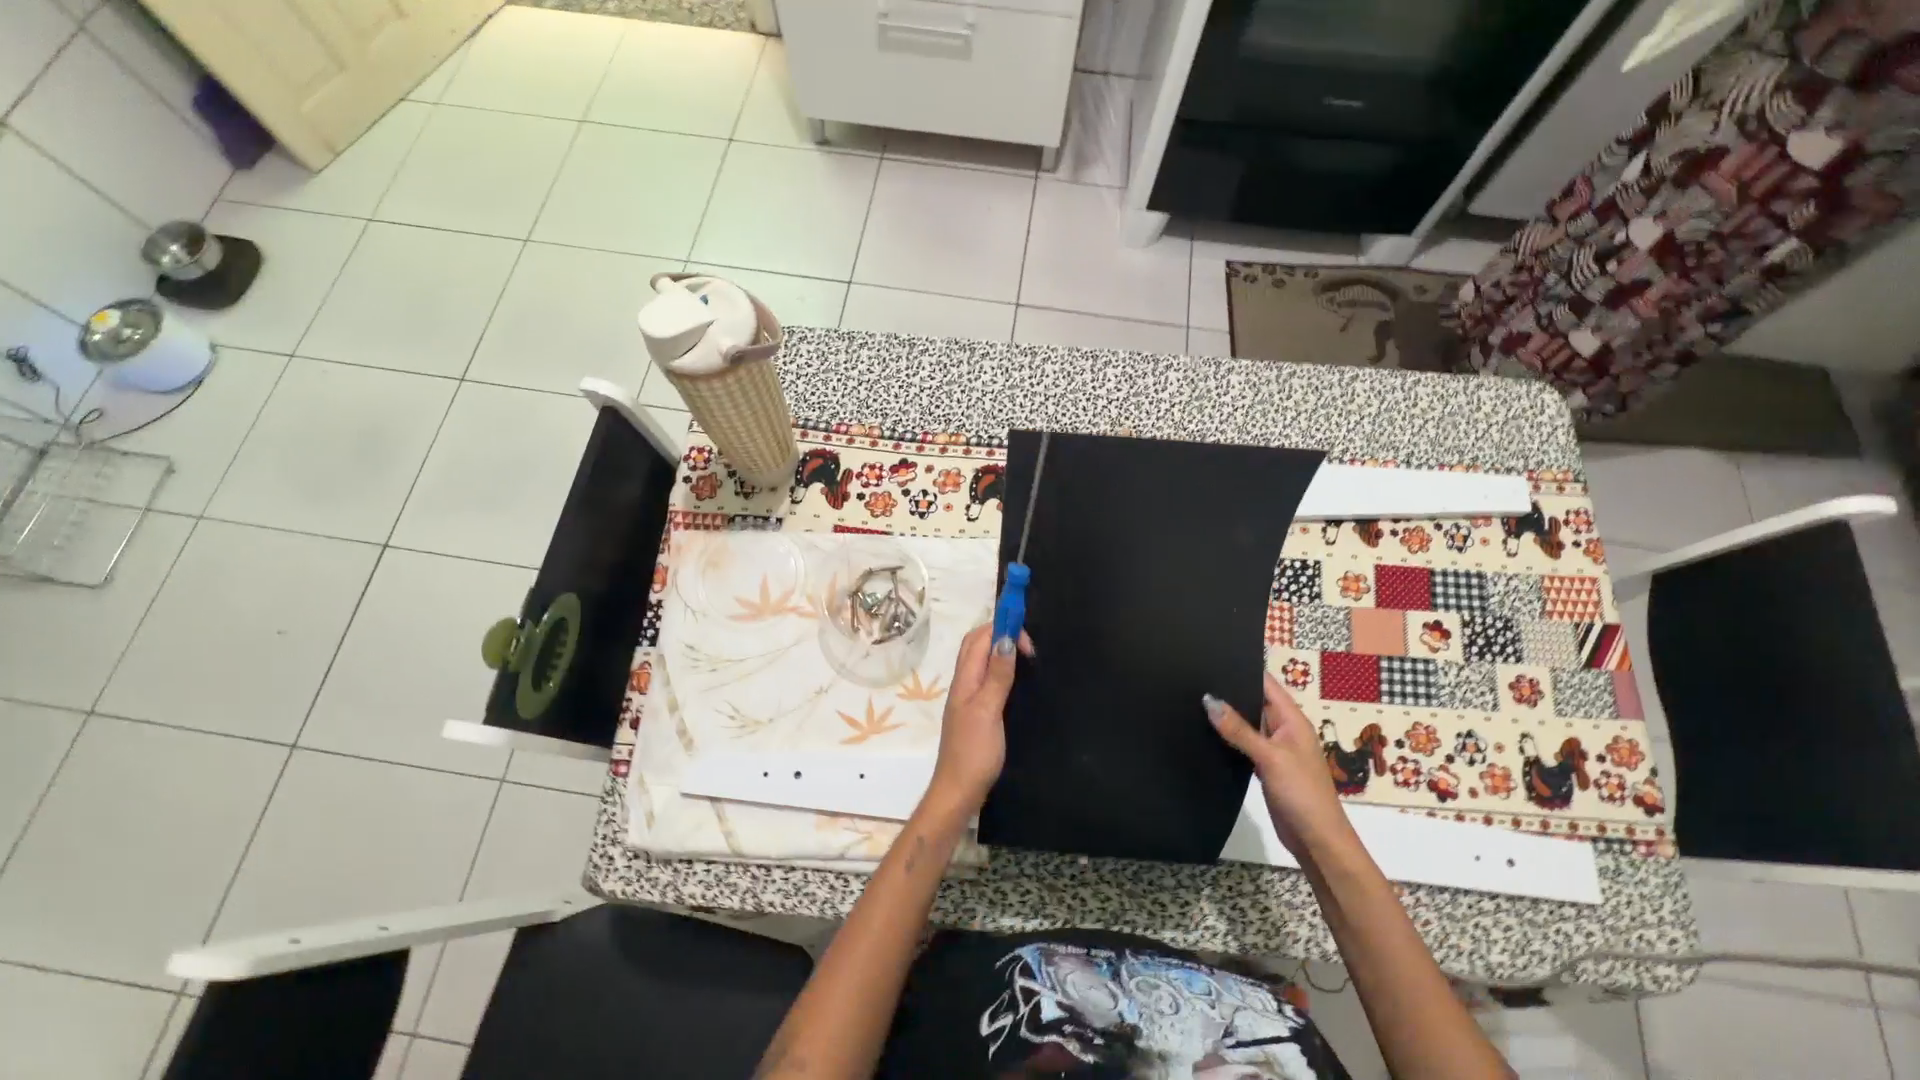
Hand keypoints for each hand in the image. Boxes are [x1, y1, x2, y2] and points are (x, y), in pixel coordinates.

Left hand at [927, 624, 1031, 812]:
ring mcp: (969, 698)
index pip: (978, 638)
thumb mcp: (989, 711)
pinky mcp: (977, 712)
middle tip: (1030, 647)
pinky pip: (987, 679)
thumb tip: (1006, 638)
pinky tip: (1018, 680)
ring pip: (982, 661)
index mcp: (964, 680)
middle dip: (1001, 634)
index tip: (1028, 638)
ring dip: (1002, 651)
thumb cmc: (974, 753)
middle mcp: (964, 684)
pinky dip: (1002, 670)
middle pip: (977, 645)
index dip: (1001, 628)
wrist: (959, 790)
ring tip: (1028, 657)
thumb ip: (997, 676)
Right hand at [1205, 673, 1353, 855]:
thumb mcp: (1270, 757)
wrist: (1317, 839)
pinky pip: (1244, 745)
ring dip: (1227, 716)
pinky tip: (1204, 734)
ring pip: (1247, 725)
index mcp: (1292, 720)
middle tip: (1192, 677)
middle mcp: (1284, 730)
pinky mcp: (1265, 768)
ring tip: (1191, 700)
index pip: (1266, 684)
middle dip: (1229, 691)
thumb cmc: (1301, 792)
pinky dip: (1228, 739)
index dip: (1244, 668)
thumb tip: (1208, 700)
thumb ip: (1239, 730)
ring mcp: (1274, 750)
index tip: (1212, 656)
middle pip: (1255, 702)